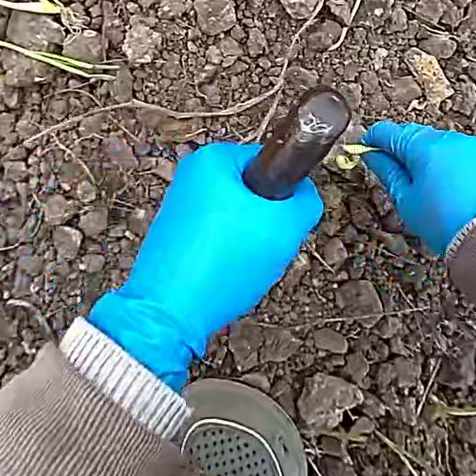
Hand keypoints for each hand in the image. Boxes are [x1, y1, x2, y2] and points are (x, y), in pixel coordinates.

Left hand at [89, 142, 322, 388]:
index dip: (286, 195)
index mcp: (213, 159)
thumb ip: (307, 201)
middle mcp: (192, 175)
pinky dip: (230, 253)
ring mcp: (181, 205)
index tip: (280, 220)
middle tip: (264, 244)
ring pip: (240, 217)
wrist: (168, 316)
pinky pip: (220, 236)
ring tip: (242, 261)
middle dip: (267, 221)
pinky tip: (227, 271)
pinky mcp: (177, 234)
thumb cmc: (219, 265)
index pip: (272, 164)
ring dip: (251, 240)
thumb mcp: (286, 228)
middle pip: (256, 192)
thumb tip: (305, 196)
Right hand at [360, 122, 475, 255]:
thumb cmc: (446, 223)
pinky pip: (470, 155)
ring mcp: (475, 144)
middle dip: (409, 154)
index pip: (389, 132)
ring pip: (446, 147)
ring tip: (437, 191)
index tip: (368, 149)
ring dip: (437, 160)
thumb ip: (387, 172)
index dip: (374, 140)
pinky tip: (461, 190)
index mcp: (423, 146)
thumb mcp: (406, 200)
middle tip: (403, 179)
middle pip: (419, 138)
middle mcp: (450, 138)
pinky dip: (462, 166)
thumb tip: (372, 155)